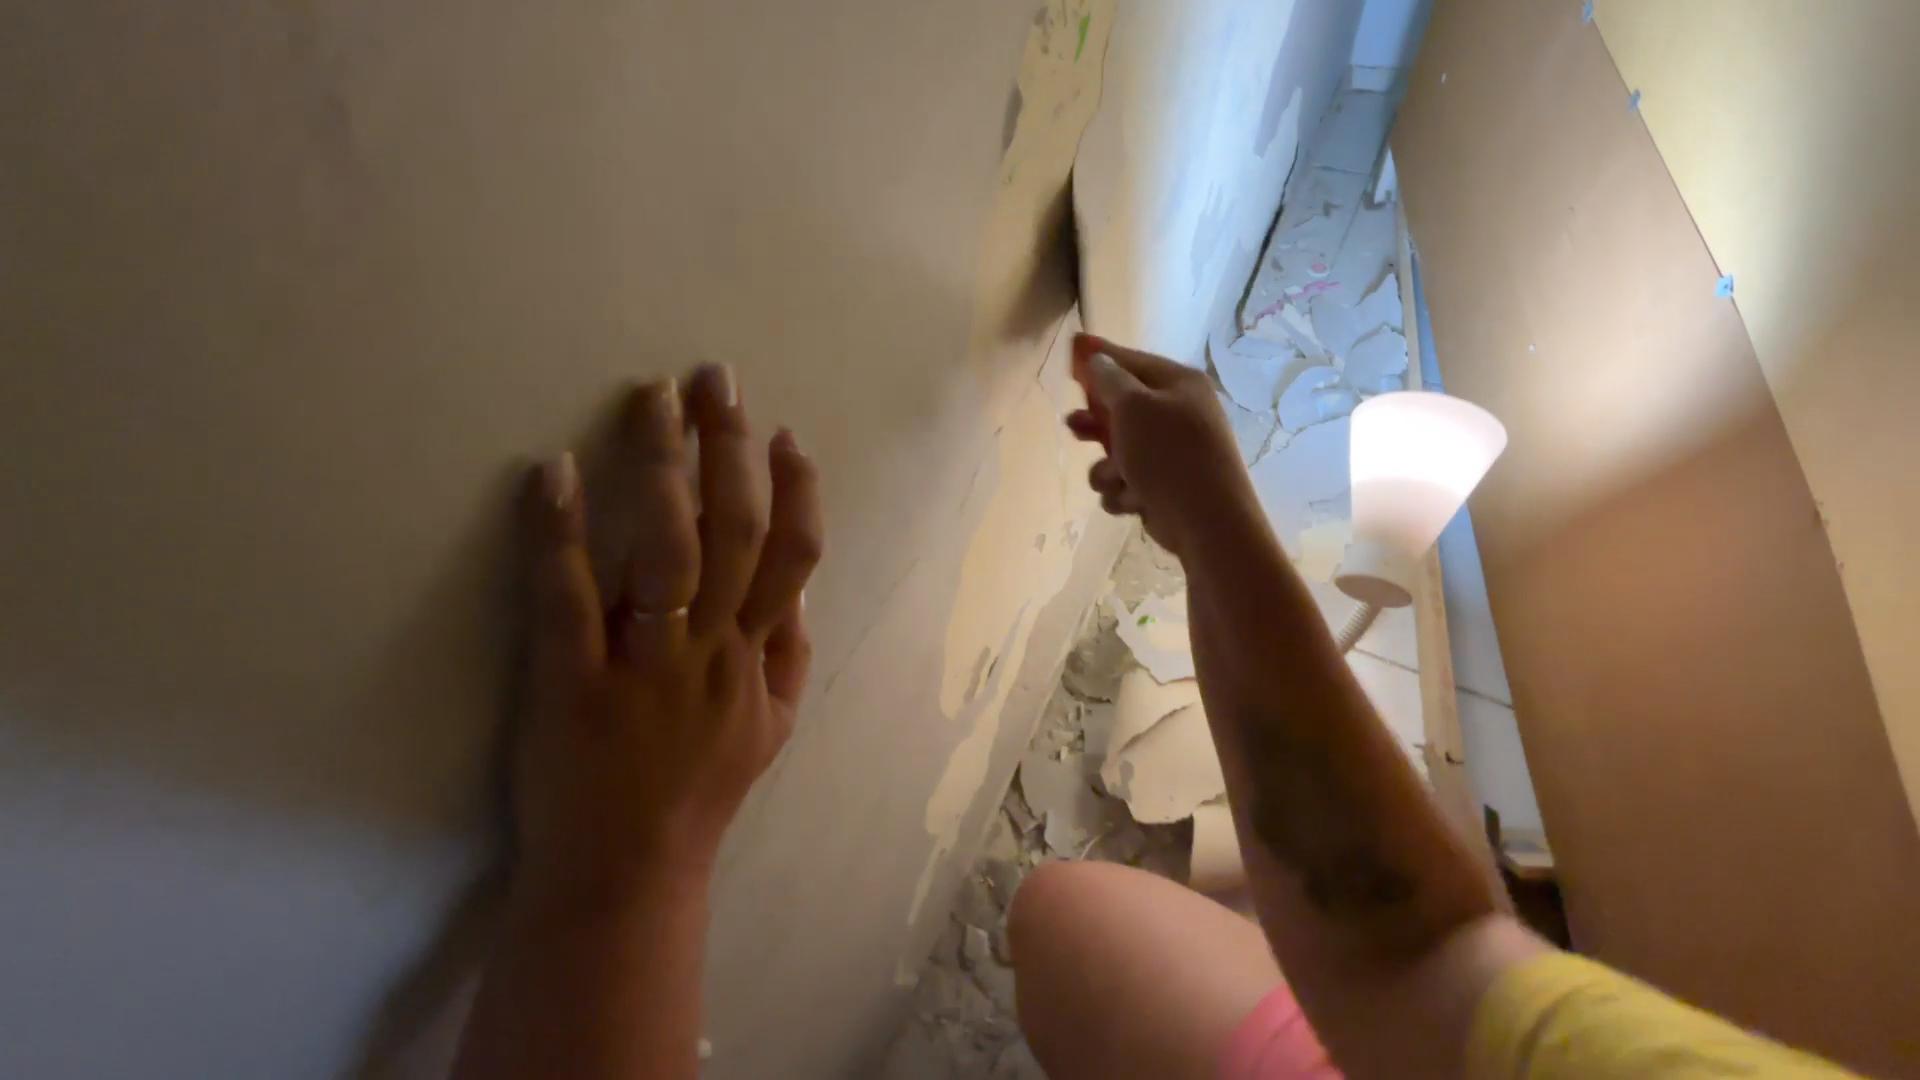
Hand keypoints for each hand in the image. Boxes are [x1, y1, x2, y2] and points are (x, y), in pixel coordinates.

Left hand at [512, 364, 822, 903]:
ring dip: (660, 466)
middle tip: (715, 377)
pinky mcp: (572, 684)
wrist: (629, 872)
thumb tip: (802, 595)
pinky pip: (568, 599)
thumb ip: (792, 657)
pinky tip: (550, 471)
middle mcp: (713, 649)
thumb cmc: (700, 793)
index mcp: (759, 656)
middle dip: (731, 448)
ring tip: (652, 398)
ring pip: (667, 551)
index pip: (796, 558)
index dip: (798, 490)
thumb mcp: (772, 730)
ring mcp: (646, 664)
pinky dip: (558, 531)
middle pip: (737, 532)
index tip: (784, 435)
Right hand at [1066, 333, 1255, 554]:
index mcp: (1178, 385)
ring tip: (1113, 478)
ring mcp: (1169, 453)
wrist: (1206, 520)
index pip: (1131, 361)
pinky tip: (1132, 501)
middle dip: (1095, 423)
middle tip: (1073, 426)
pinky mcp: (1160, 486)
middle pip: (1120, 409)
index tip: (1071, 352)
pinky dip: (1121, 492)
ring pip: (1116, 452)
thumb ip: (1109, 380)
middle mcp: (1176, 414)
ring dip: (1107, 468)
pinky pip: (1124, 482)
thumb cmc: (1169, 454)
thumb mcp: (1133, 407)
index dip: (1099, 358)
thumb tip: (1098, 359)